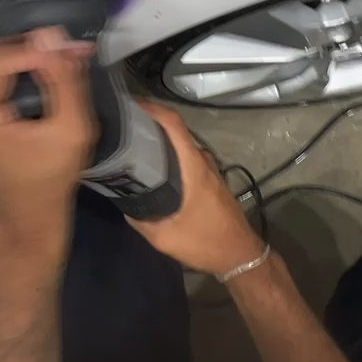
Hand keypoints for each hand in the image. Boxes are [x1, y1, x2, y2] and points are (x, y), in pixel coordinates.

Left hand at [0, 29, 96, 258]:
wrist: (29, 213)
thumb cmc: (52, 178)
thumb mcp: (71, 129)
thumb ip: (63, 79)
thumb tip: (51, 35)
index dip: (34, 48)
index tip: (66, 48)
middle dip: (30, 50)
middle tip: (66, 52)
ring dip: (24, 58)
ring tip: (58, 62)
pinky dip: (14, 72)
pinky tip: (40, 76)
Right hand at [127, 100, 266, 275]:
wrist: (241, 256)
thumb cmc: (206, 243)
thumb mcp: (165, 238)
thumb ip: (140, 218)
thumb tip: (121, 200)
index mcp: (193, 166)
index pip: (174, 123)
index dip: (153, 108)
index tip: (130, 104)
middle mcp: (202, 160)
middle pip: (175, 129)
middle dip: (149, 121)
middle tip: (122, 126)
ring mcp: (208, 167)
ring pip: (181, 143)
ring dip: (159, 139)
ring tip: (132, 144)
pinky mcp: (209, 177)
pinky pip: (186, 156)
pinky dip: (169, 153)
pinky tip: (153, 166)